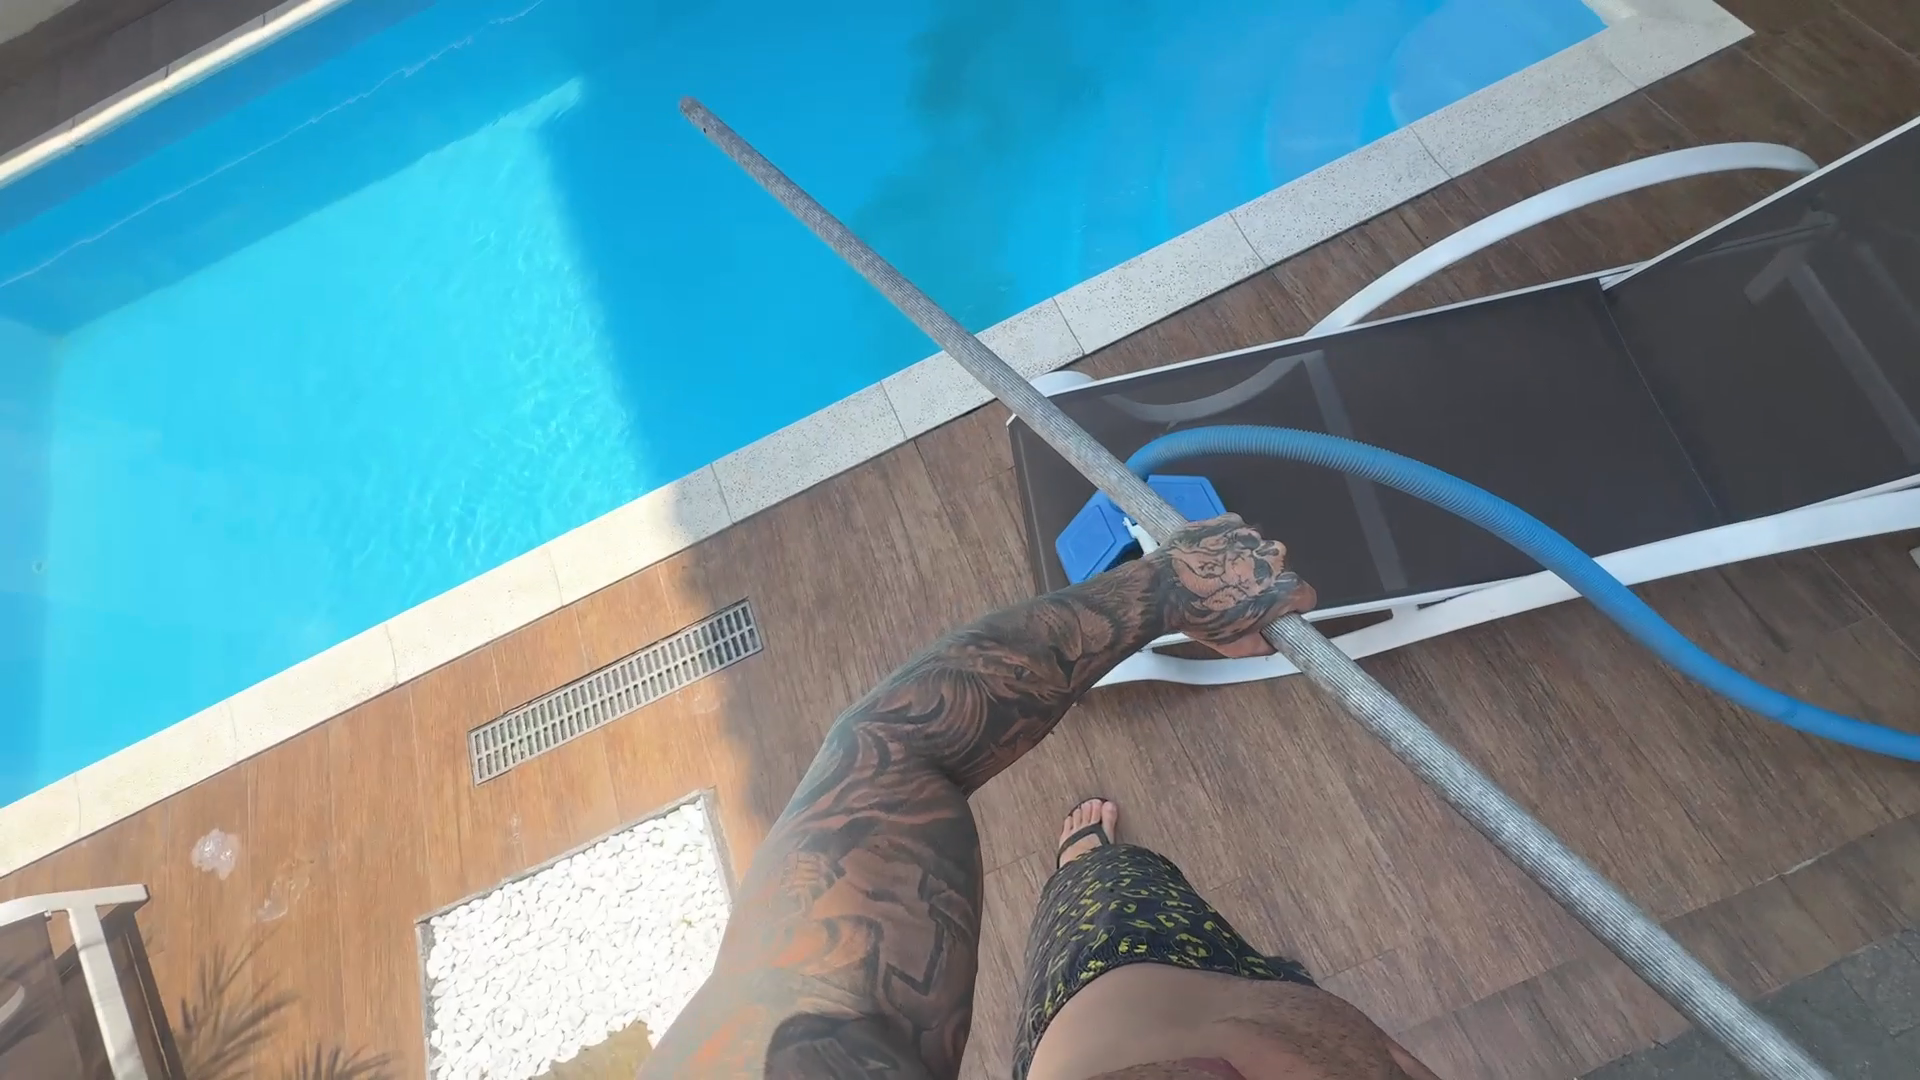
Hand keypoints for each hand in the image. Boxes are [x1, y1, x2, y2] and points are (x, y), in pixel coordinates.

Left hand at [1148, 514, 1314, 657]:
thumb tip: (1272, 641)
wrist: (1162, 589)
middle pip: (1279, 570)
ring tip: (1217, 576)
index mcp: (1284, 587)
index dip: (1290, 605)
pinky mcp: (1228, 521)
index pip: (1304, 596)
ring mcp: (1250, 534)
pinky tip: (1208, 559)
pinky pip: (1234, 533)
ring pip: (1256, 549)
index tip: (1278, 607)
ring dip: (1243, 560)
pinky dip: (1224, 543)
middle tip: (1236, 593)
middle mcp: (1273, 555)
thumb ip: (1266, 644)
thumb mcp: (1238, 646)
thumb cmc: (1196, 614)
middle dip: (1262, 581)